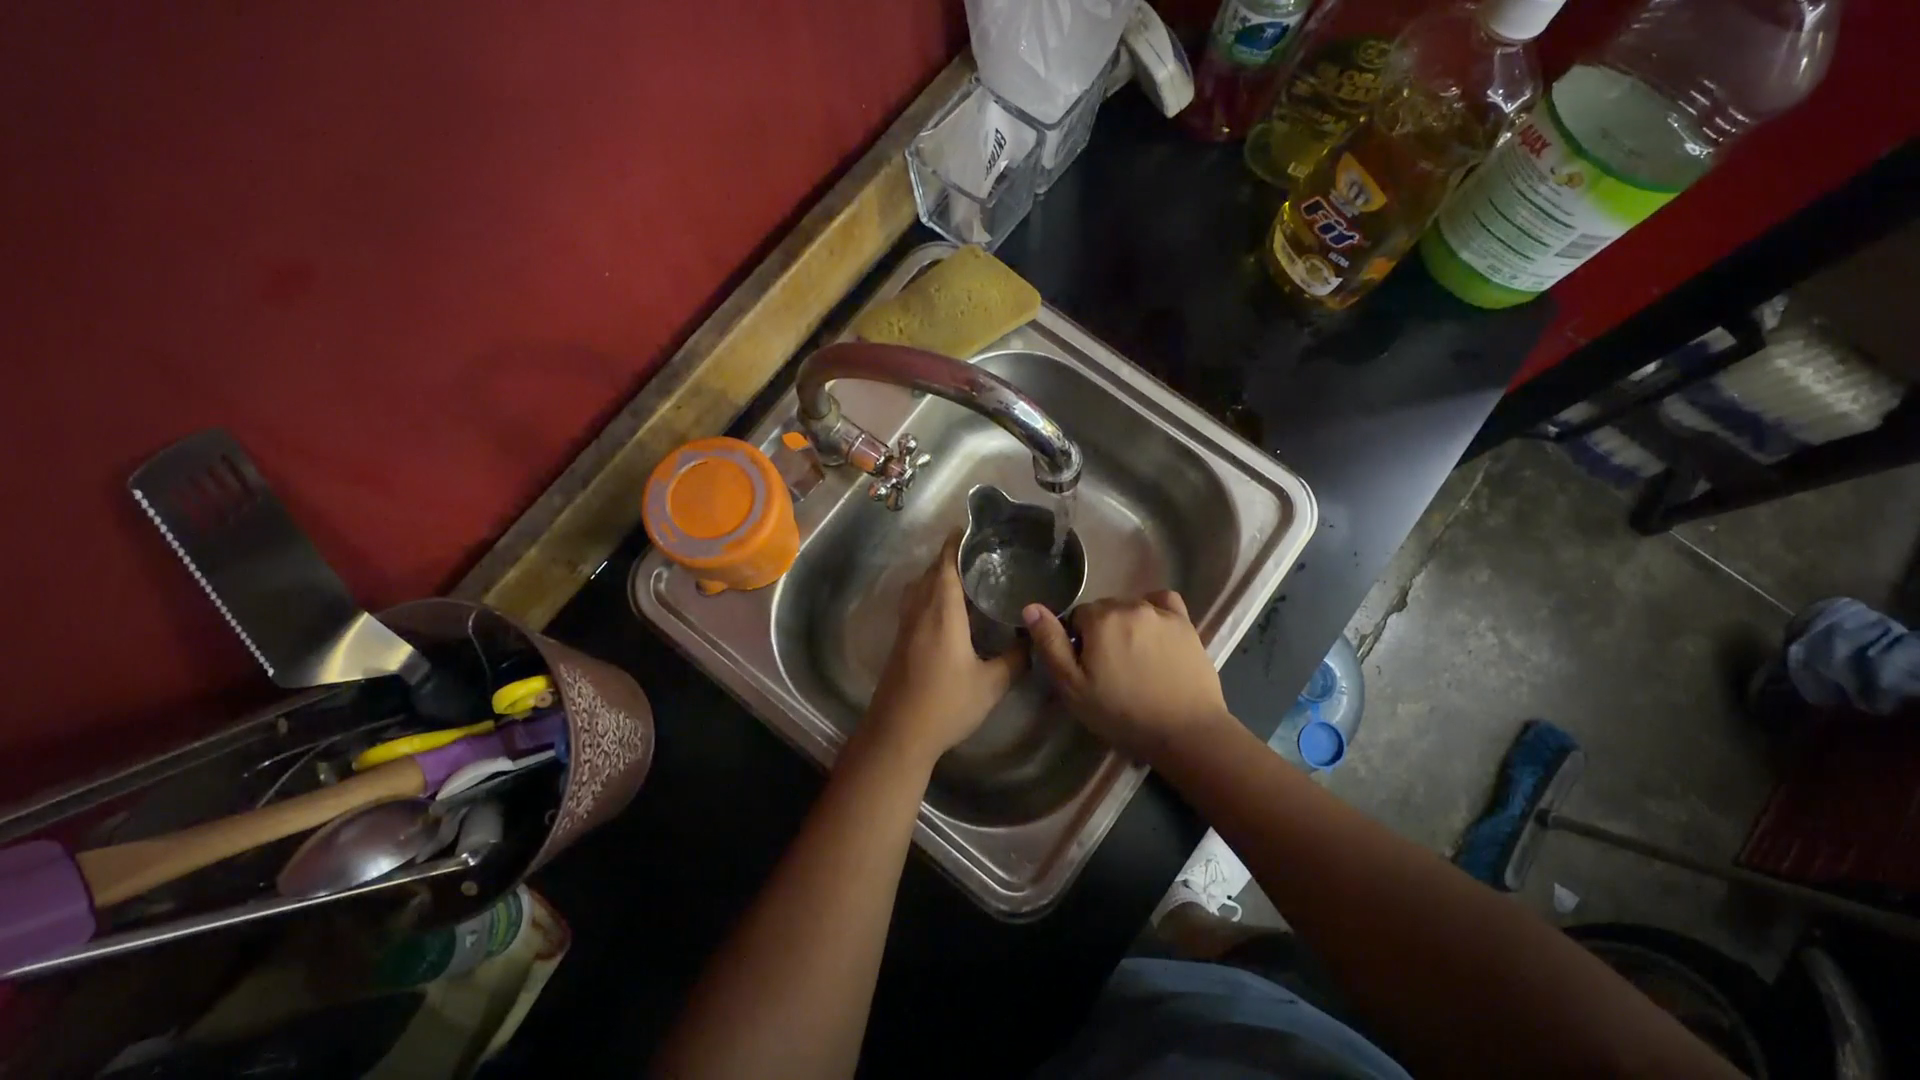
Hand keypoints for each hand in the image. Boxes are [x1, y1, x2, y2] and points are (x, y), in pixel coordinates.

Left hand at [863, 535, 1026, 765]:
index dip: (956, 543)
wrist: (898, 733)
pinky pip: (916, 604)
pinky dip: (931, 594)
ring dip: (939, 575)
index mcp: (942, 612)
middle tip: (979, 552)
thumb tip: (1033, 639)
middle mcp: (920, 612)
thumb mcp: (991, 684)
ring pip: (920, 588)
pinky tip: (950, 609)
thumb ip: (1015, 659)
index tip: (971, 528)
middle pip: (932, 572)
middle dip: (950, 557)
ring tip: (966, 576)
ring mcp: (906, 627)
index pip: (946, 564)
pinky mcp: (900, 643)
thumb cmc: (946, 704)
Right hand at [1024, 591, 1230, 761]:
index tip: (1087, 669)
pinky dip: (1154, 610)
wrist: (1184, 730)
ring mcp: (1161, 612)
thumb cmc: (1122, 714)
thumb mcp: (1073, 687)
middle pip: (1104, 610)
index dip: (1077, 642)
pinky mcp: (1186, 624)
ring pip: (1131, 607)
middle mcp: (1130, 606)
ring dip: (1127, 625)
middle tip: (1109, 669)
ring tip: (1134, 659)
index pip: (1077, 617)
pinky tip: (1154, 633)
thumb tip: (1031, 607)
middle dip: (1101, 632)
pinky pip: (1163, 602)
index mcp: (1100, 619)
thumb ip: (1050, 644)